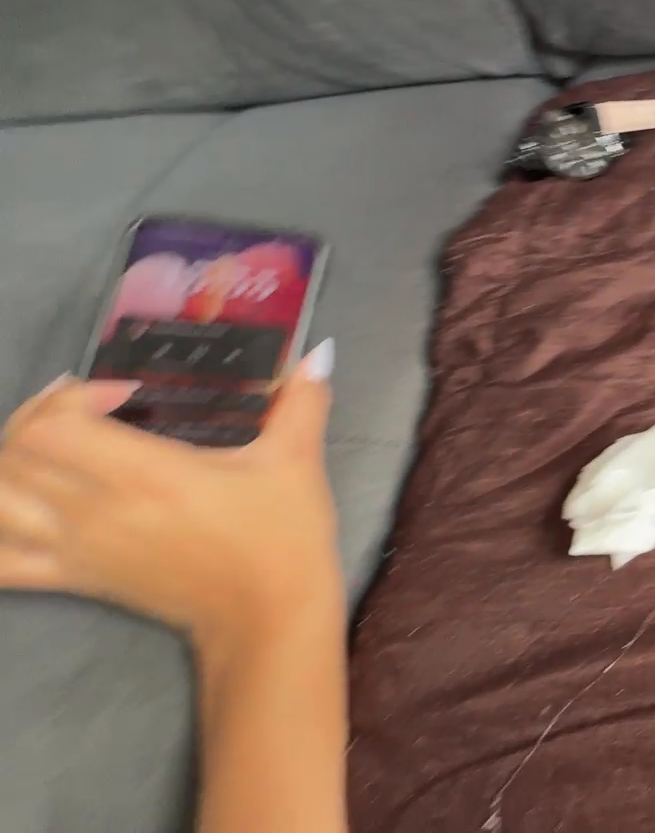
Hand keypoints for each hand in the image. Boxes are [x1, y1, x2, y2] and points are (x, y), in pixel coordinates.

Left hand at [0, 341, 342, 647]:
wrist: (268, 605)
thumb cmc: (284, 529)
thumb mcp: (299, 459)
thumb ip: (303, 402)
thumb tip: (319, 354)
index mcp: (147, 477)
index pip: (53, 427)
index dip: (72, 397)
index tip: (128, 392)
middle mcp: (94, 510)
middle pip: (10, 455)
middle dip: (38, 419)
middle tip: (88, 409)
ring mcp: (71, 548)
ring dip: (8, 465)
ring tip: (53, 449)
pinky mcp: (66, 577)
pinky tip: (24, 507)